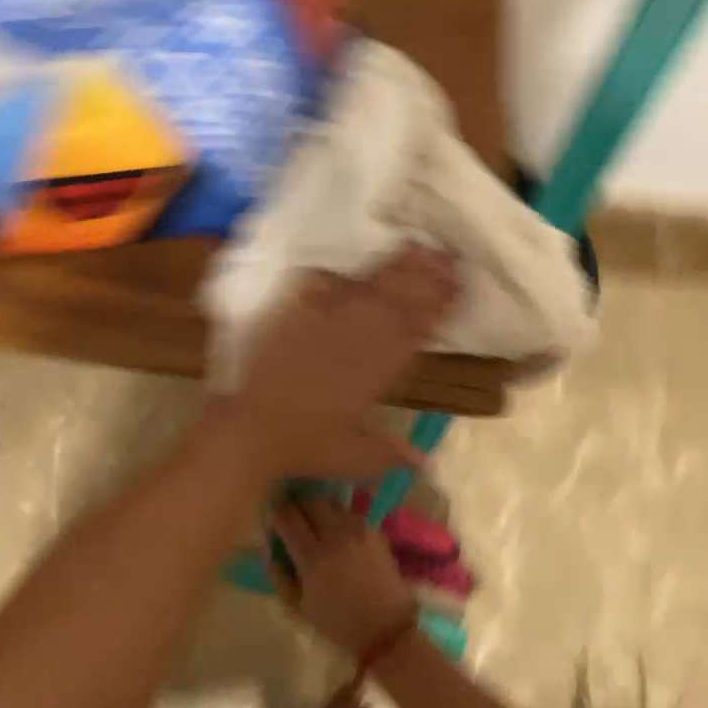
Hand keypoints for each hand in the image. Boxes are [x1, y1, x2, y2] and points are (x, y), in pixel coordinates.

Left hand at [215, 243, 458, 476]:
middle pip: (395, 302)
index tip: (457, 285)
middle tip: (446, 253)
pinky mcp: (290, 314)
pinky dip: (333, 277)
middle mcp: (354, 341)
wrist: (251, 430)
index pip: (414, 331)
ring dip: (392, 269)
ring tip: (414, 247)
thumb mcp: (354, 457)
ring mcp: (321, 322)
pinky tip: (345, 268)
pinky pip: (316, 287)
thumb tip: (423, 460)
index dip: (437, 307)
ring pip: (365, 289)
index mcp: (376, 371)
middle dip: (423, 277)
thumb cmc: (305, 447)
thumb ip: (389, 452)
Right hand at [272, 499, 417, 657]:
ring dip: (319, 510)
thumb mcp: (298, 608)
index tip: (275, 523)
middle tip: (295, 522)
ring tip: (318, 526)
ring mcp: (357, 530)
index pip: (286, 516)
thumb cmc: (338, 624)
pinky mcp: (375, 531)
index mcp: (312, 557)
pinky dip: (340, 518)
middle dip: (297, 508)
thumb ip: (278, 575)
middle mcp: (334, 536)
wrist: (387, 631)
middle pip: (308, 501)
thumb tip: (270, 548)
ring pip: (330, 503)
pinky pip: (350, 513)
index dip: (276, 514)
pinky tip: (340, 535)